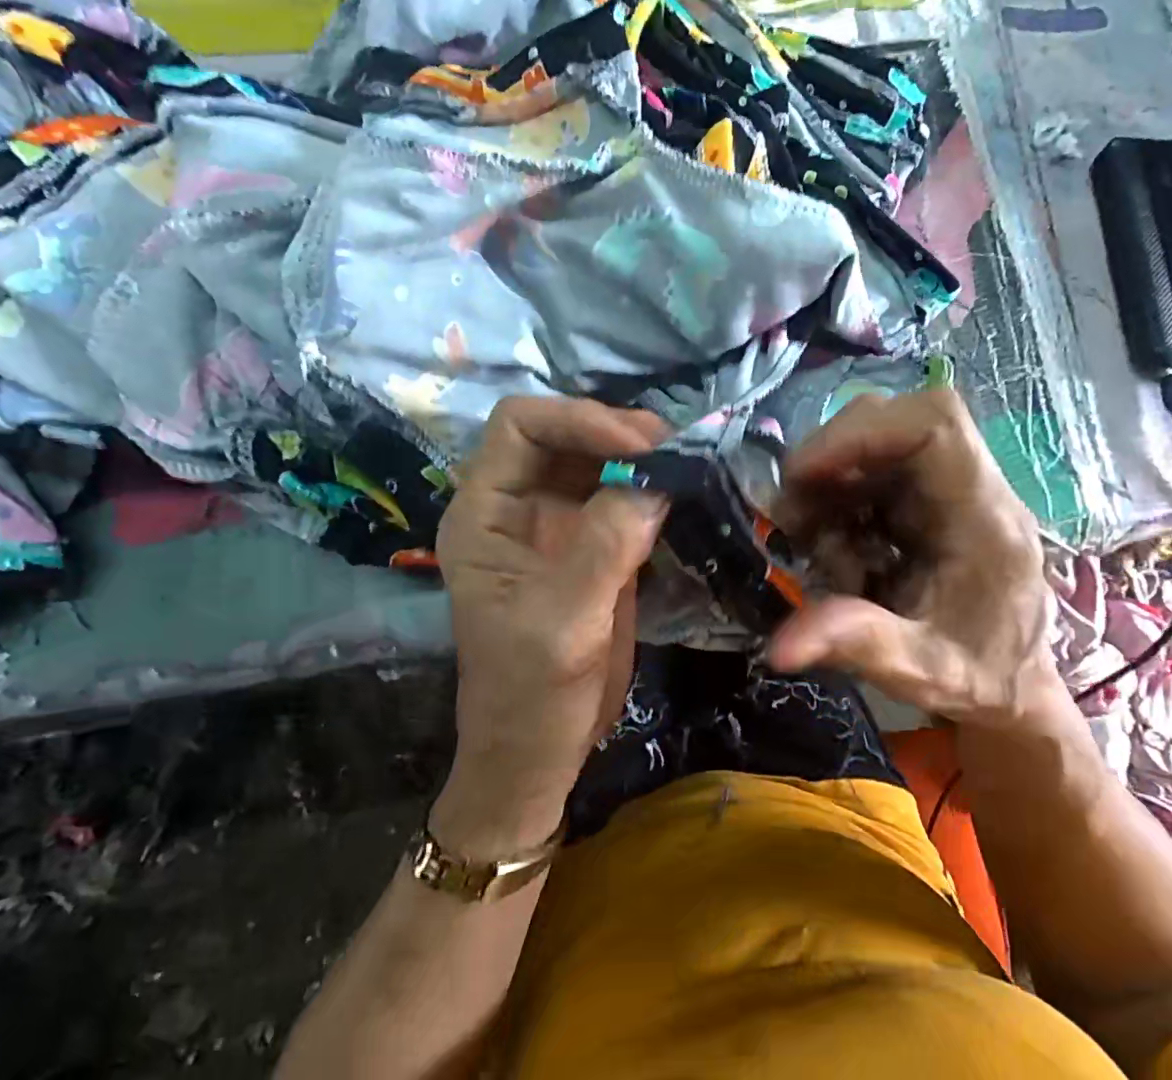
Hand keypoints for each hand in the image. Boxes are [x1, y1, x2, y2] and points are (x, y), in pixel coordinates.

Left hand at [432, 398, 669, 855]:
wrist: (538, 749)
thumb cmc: (529, 694)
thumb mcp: (562, 622)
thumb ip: (603, 548)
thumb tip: (656, 484)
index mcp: (484, 513)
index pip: (520, 425)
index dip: (577, 419)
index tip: (638, 446)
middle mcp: (516, 508)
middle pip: (563, 436)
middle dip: (616, 434)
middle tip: (675, 452)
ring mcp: (556, 527)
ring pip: (597, 464)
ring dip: (640, 460)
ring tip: (688, 469)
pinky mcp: (592, 550)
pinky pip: (622, 500)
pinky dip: (653, 492)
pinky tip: (686, 498)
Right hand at [766, 388, 1058, 726]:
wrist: (1014, 687)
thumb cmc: (980, 677)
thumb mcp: (923, 672)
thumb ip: (859, 645)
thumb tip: (780, 646)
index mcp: (984, 519)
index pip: (933, 426)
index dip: (859, 434)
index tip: (802, 476)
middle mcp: (969, 491)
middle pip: (897, 422)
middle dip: (831, 459)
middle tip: (793, 515)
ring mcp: (946, 495)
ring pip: (875, 447)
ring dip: (826, 486)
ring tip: (807, 541)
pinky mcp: (925, 507)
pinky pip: (869, 477)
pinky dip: (833, 503)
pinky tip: (828, 549)